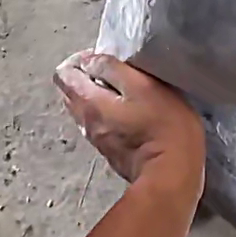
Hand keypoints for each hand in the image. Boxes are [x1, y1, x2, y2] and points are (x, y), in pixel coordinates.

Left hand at [54, 52, 204, 200]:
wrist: (171, 177)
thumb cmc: (162, 127)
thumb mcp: (143, 86)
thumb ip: (113, 69)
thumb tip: (90, 60)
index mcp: (88, 102)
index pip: (64, 74)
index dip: (80, 60)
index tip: (106, 59)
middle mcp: (84, 121)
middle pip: (70, 91)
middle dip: (86, 77)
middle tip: (117, 73)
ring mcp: (95, 138)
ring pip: (84, 108)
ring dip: (97, 95)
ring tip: (126, 91)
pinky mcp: (109, 150)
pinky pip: (97, 123)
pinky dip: (105, 112)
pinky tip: (129, 111)